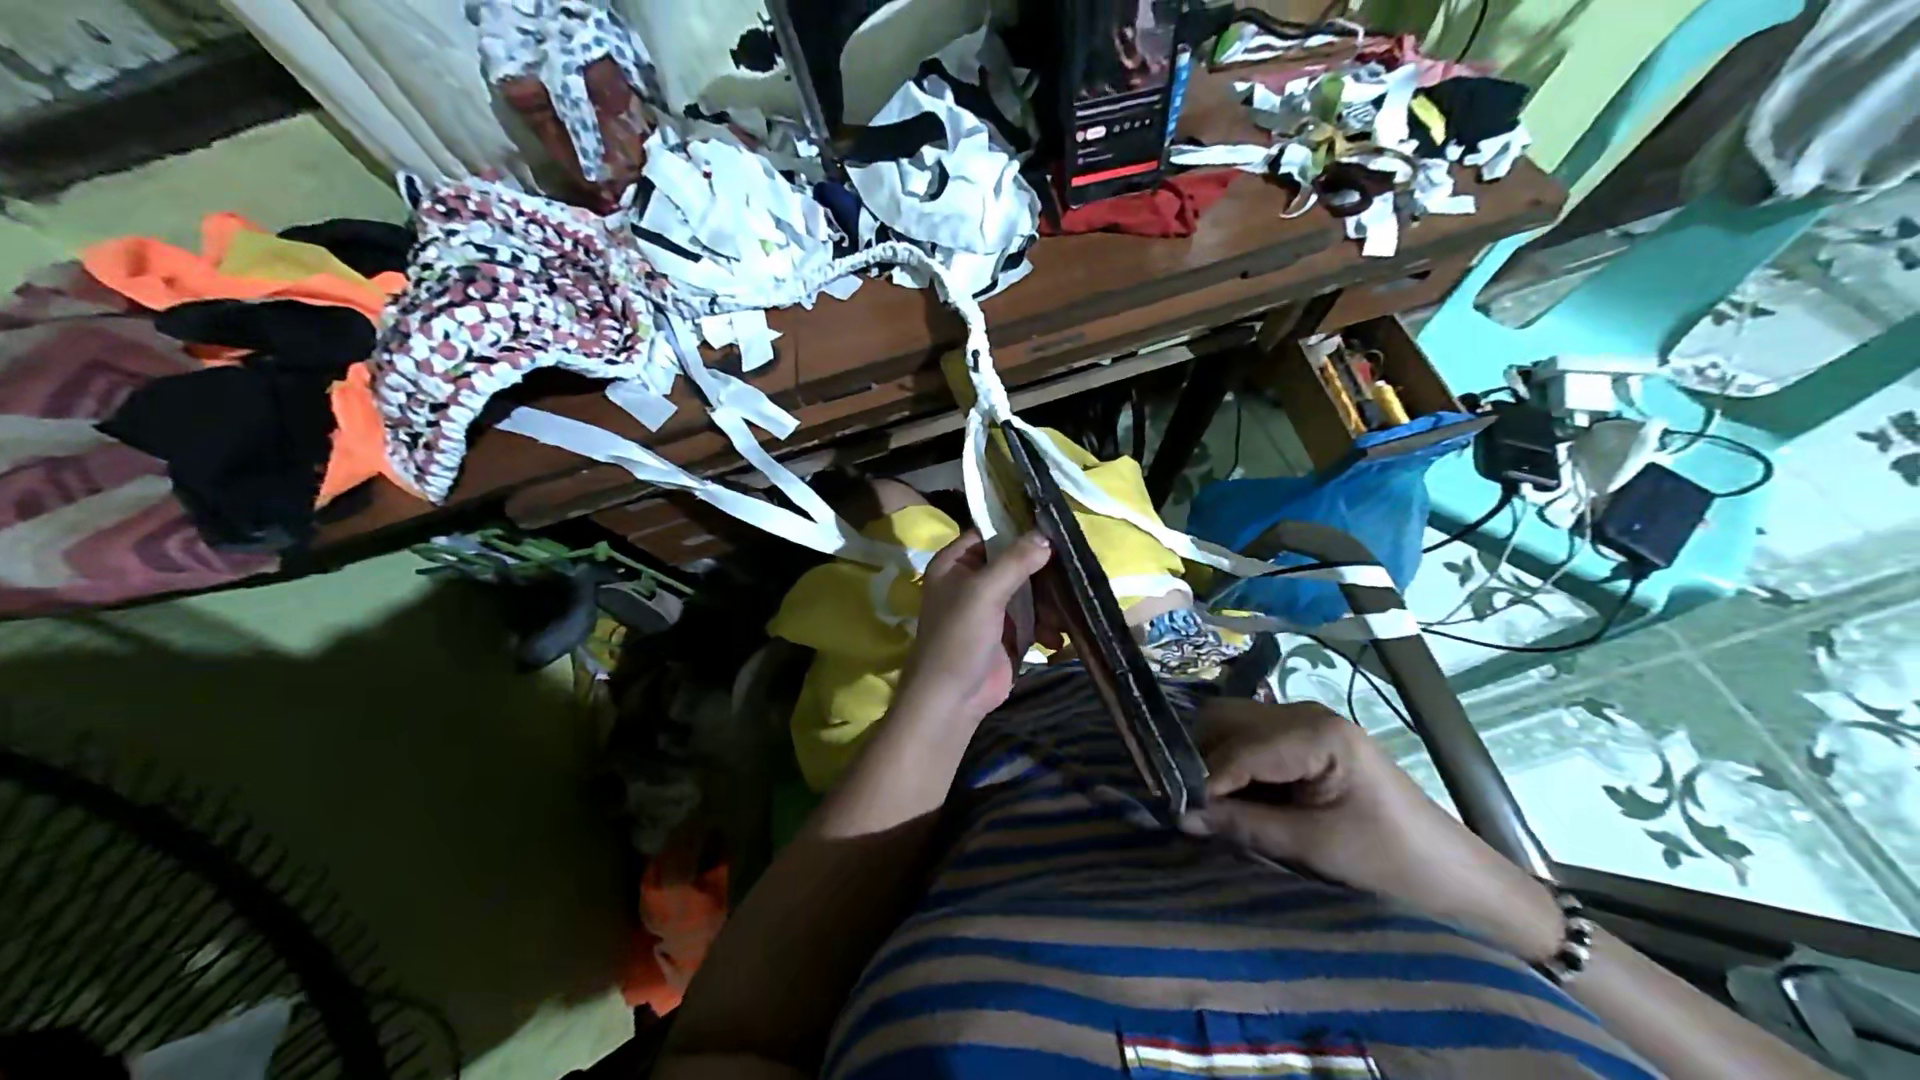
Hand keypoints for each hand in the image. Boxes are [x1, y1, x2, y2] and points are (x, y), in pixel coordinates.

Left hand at [898, 530, 1051, 722]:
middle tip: (1070, 574)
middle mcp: (973, 580)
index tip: (1054, 528)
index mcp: (956, 563)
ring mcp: (992, 607)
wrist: (952, 699)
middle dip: (1043, 572)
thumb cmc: (959, 638)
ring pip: (1030, 590)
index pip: (991, 532)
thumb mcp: (983, 593)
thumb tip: (1044, 536)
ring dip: (1050, 602)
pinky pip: (1036, 617)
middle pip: (1016, 562)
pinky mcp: (1009, 632)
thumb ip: (1014, 562)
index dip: (1020, 530)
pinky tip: (1056, 637)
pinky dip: (1048, 624)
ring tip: (1062, 616)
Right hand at [1181, 699, 1563, 962]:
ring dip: (1212, 758)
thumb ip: (1243, 825)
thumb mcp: (1313, 847)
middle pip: (1226, 720)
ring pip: (1231, 725)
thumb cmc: (1391, 861)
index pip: (1237, 748)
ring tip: (1206, 800)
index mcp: (1316, 733)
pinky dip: (1231, 763)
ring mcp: (1303, 722)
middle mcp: (1304, 713)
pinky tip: (1230, 794)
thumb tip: (1179, 815)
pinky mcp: (1303, 739)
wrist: (1453, 875)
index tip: (1176, 810)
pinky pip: (1249, 739)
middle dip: (1200, 758)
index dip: (1203, 779)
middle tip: (1188, 802)